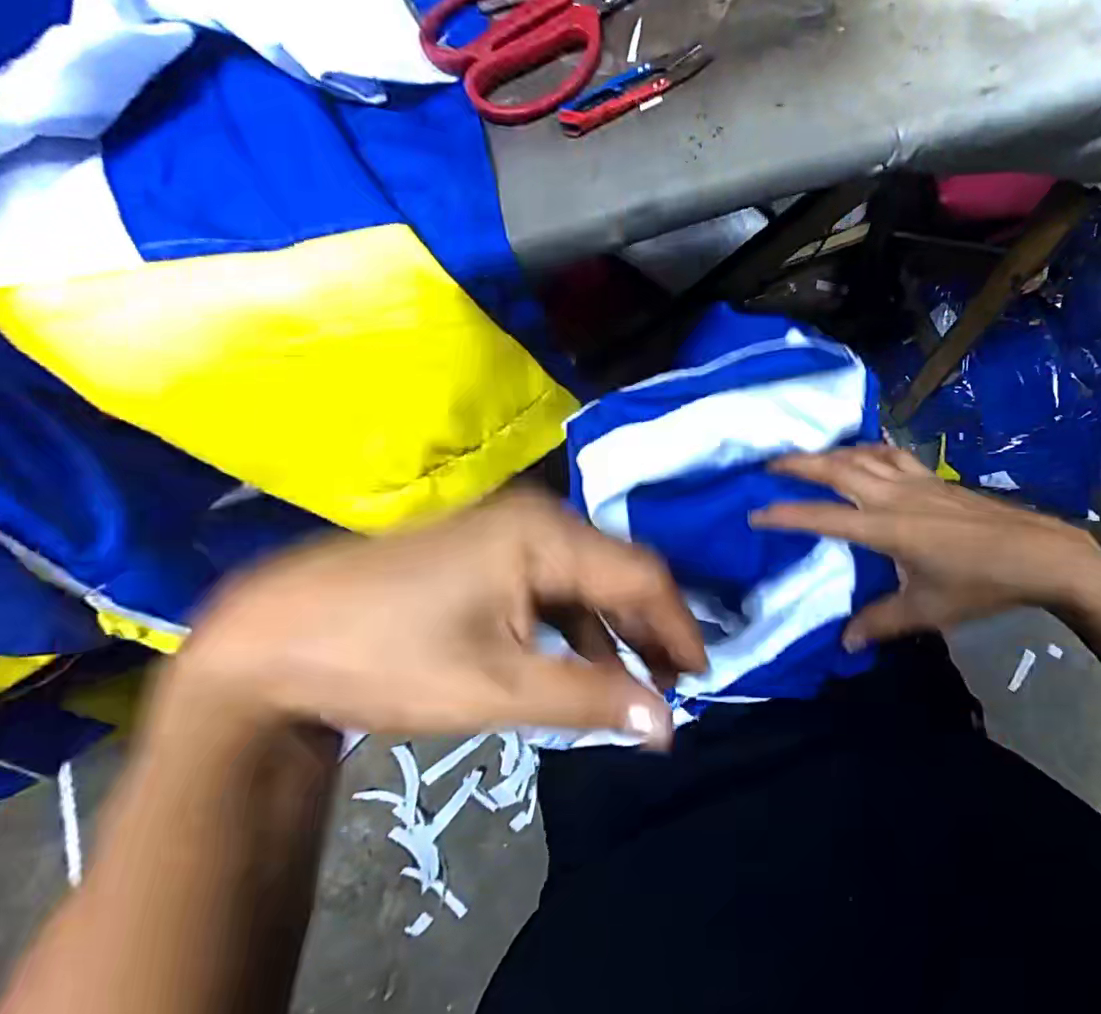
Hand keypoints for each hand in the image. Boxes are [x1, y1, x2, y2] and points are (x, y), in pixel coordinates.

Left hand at [170, 491, 707, 747]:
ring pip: (592, 579)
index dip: (678, 626)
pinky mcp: (490, 552)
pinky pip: (558, 583)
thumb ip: (592, 700)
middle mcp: (539, 519)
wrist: (255, 651)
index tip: (700, 675)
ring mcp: (511, 531)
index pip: (643, 576)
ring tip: (635, 680)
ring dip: (618, 630)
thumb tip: (668, 726)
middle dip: (650, 630)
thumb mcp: (496, 688)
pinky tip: (584, 661)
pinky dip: (581, 624)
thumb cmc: (381, 661)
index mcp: (546, 534)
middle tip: (671, 684)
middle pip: (621, 573)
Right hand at [750, 446, 1100, 644]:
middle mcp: (897, 495)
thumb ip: (881, 622)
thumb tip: (845, 642)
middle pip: (839, 468)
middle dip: (800, 464)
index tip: (754, 512)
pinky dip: (871, 450)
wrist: (1037, 552)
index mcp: (886, 527)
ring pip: (867, 454)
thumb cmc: (980, 584)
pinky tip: (871, 456)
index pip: (823, 517)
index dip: (786, 513)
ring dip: (834, 452)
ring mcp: (920, 482)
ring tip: (813, 457)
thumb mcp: (928, 610)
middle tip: (769, 464)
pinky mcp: (938, 480)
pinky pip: (894, 455)